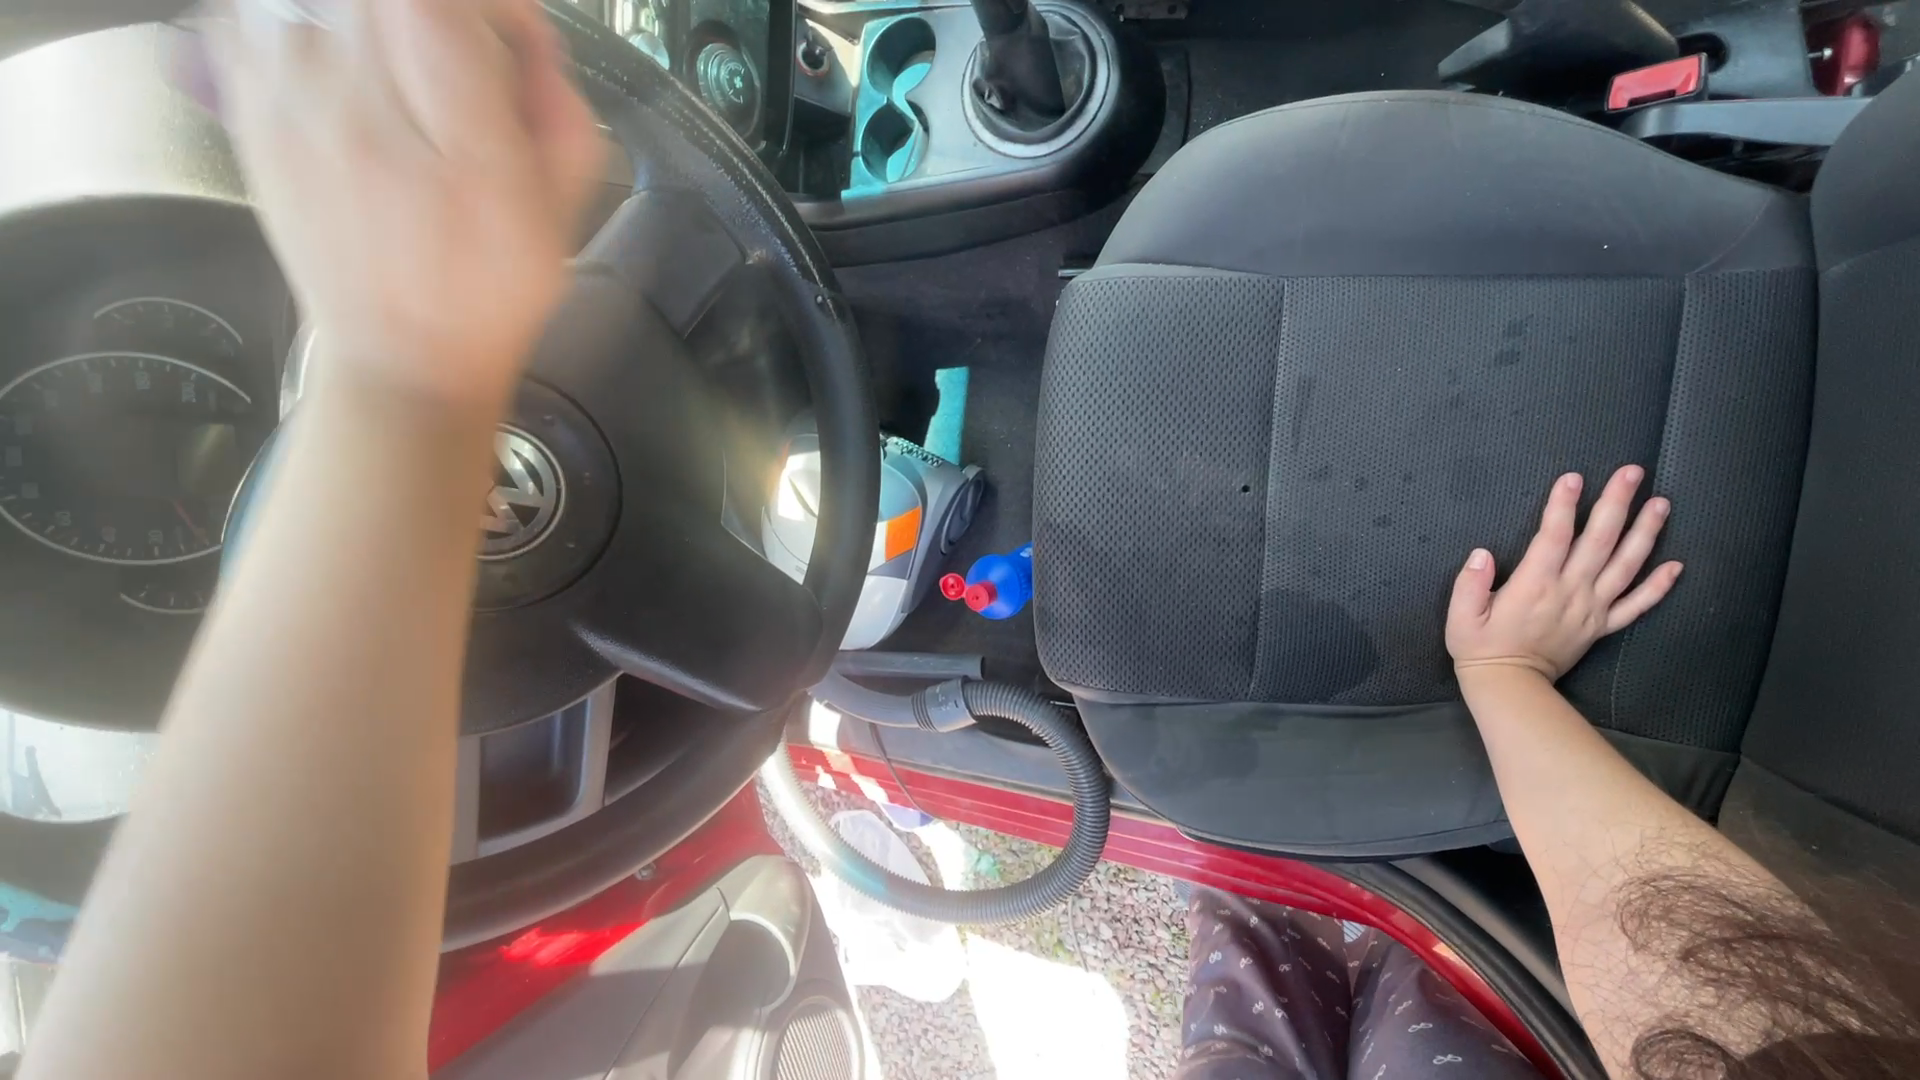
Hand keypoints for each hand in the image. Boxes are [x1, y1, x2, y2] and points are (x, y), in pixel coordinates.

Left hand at [201, 0, 603, 413]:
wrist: (401, 355)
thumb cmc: (492, 292)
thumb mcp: (557, 216)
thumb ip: (559, 116)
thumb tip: (528, 38)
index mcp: (450, 130)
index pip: (453, 1)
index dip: (493, 4)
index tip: (514, 36)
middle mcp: (352, 94)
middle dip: (444, 16)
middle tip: (467, 67)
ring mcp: (280, 93)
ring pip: (320, 3)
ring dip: (377, 23)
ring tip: (408, 74)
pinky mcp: (243, 104)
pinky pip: (255, 12)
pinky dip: (305, 20)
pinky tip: (343, 64)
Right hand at [1447, 466, 1682, 680]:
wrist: (1508, 685)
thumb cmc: (1478, 646)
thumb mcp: (1460, 615)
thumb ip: (1469, 583)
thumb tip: (1481, 553)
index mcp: (1534, 586)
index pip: (1553, 537)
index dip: (1563, 506)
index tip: (1573, 478)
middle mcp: (1570, 592)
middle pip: (1599, 541)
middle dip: (1616, 504)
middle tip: (1633, 473)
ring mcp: (1591, 609)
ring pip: (1626, 565)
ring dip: (1645, 533)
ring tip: (1660, 503)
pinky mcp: (1601, 626)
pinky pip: (1637, 604)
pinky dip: (1659, 585)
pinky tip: (1675, 565)